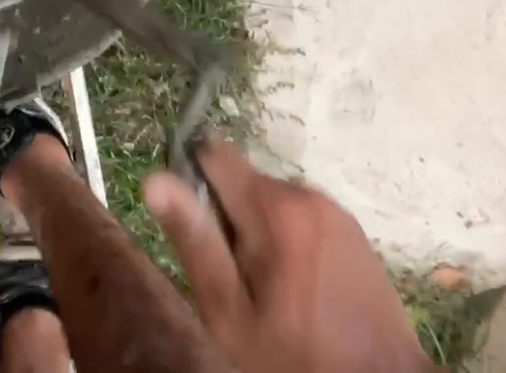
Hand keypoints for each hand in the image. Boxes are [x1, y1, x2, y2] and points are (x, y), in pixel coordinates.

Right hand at [144, 140, 433, 372]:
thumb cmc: (294, 357)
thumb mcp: (230, 311)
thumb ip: (194, 240)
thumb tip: (153, 178)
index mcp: (274, 207)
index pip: (212, 152)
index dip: (192, 182)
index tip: (198, 230)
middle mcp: (306, 192)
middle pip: (241, 179)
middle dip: (227, 215)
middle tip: (234, 277)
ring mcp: (335, 209)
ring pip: (270, 198)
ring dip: (257, 228)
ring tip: (267, 287)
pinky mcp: (352, 227)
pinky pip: (300, 214)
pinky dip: (287, 237)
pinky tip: (297, 285)